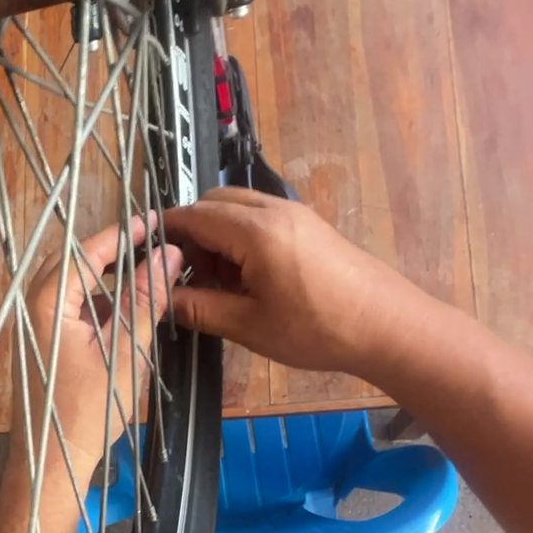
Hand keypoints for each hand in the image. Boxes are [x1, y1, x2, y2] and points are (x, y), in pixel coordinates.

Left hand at [17, 215, 182, 474]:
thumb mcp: (126, 353)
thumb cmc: (89, 412)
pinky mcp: (41, 345)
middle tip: (154, 247)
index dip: (124, 233)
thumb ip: (146, 300)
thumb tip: (170, 255)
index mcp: (46, 302)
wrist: (53, 464)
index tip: (155, 220)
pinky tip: (126, 314)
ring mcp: (33, 327)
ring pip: (72, 287)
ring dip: (107, 281)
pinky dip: (97, 306)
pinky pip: (70, 310)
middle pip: (75, 263)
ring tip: (147, 278)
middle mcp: (32, 306)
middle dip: (114, 254)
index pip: (87, 251)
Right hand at [162, 188, 436, 378]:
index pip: (195, 216)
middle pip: (216, 202)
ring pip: (239, 207)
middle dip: (192, 232)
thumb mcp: (249, 326)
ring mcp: (296, 214)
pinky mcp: (309, 225)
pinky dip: (241, 237)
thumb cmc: (316, 329)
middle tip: (187, 276)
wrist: (387, 327)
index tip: (146, 255)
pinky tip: (246, 277)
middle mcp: (275, 210)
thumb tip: (162, 302)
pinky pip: (261, 217)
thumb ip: (200, 309)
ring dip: (217, 235)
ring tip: (217, 282)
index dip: (166, 232)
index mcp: (256, 231)